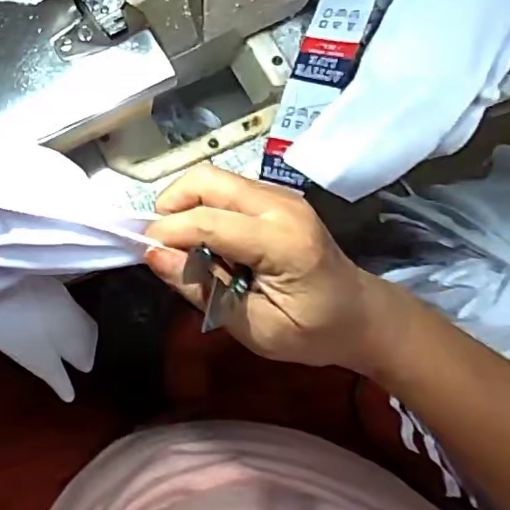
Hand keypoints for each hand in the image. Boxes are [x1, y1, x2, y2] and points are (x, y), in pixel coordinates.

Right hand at [143, 164, 426, 374]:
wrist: (363, 316)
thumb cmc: (314, 331)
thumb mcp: (255, 327)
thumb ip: (203, 290)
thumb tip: (154, 256)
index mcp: (283, 242)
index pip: (208, 221)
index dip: (167, 234)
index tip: (146, 254)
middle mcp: (281, 206)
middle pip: (205, 180)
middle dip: (171, 205)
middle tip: (164, 244)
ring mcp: (279, 195)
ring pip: (210, 178)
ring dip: (186, 205)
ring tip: (189, 247)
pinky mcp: (274, 195)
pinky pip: (224, 187)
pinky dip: (202, 206)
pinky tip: (211, 241)